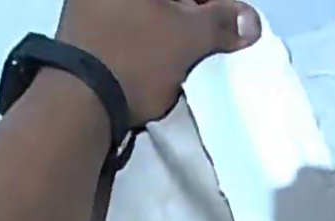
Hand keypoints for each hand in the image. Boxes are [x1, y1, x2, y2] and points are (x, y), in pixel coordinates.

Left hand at [57, 0, 261, 124]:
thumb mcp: (185, 39)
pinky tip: (172, 59)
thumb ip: (220, 24)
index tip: (237, 27)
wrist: (81, 97)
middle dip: (200, 14)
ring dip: (181, 27)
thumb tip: (253, 20)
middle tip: (222, 43)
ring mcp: (98, 1)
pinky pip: (138, 22)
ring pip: (155, 9)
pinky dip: (160, 37)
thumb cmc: (135, 57)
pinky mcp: (91, 23)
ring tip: (200, 55)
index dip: (219, 5)